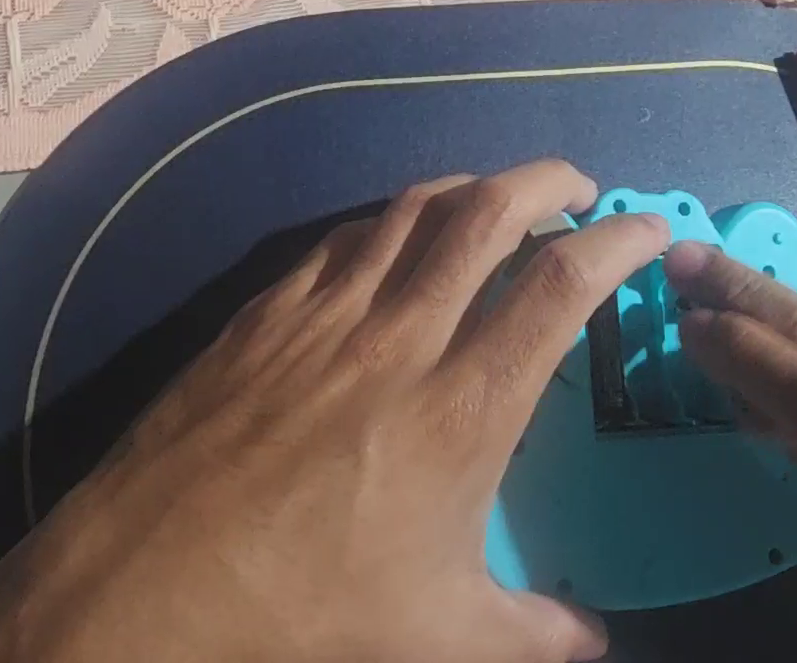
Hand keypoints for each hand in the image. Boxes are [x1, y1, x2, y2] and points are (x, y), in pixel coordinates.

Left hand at [0, 160, 670, 662]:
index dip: (615, 243)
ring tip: (494, 196)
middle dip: (543, 181)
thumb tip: (592, 644)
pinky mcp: (268, 308)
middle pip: (485, 215)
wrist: (149, 585)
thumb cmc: (304, 612)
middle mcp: (401, 336)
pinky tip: (394, 234)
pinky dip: (386, 221)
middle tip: (575, 185)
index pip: (557, 289)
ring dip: (465, 188)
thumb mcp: (436, 637)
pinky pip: (341, 238)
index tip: (646, 228)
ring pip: (410, 210)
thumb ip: (530, 631)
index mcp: (461, 409)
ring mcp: (327, 312)